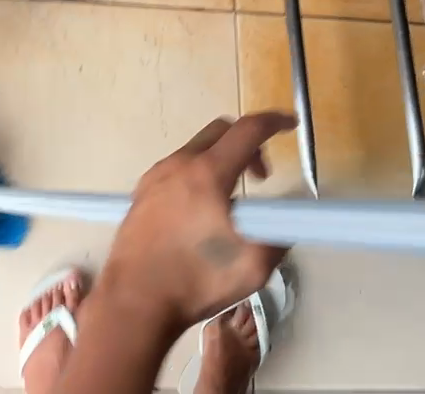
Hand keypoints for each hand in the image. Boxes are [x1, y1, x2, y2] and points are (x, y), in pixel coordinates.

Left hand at [99, 112, 296, 331]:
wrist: (135, 300)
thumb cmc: (195, 282)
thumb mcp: (254, 267)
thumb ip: (279, 234)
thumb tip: (288, 218)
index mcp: (207, 173)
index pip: (247, 130)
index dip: (273, 122)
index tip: (289, 124)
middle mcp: (178, 164)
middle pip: (220, 131)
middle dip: (247, 144)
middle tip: (260, 178)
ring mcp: (155, 175)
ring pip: (196, 150)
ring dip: (221, 162)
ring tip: (230, 204)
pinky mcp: (142, 191)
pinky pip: (177, 169)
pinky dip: (198, 175)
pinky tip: (201, 214)